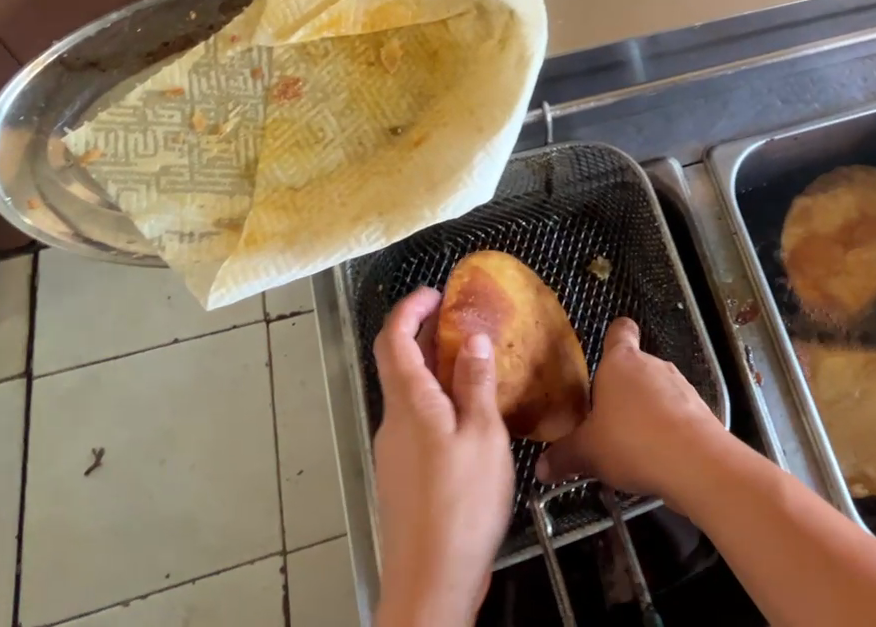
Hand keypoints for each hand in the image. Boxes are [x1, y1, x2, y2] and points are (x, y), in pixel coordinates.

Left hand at [371, 288, 513, 626]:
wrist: (431, 581)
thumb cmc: (462, 504)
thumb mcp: (483, 437)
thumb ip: (476, 385)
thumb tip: (473, 339)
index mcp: (410, 405)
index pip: (392, 340)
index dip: (409, 309)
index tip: (435, 293)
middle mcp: (393, 422)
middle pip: (399, 364)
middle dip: (428, 335)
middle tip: (466, 323)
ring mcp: (394, 451)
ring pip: (410, 394)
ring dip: (437, 370)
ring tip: (478, 366)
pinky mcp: (403, 475)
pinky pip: (417, 421)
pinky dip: (439, 401)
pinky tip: (472, 416)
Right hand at [535, 318, 725, 504]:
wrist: (695, 461)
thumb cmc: (632, 441)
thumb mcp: (587, 453)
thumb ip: (563, 456)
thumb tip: (541, 468)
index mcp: (620, 362)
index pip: (620, 331)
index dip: (614, 336)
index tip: (606, 350)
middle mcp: (652, 364)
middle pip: (635, 368)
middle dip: (621, 392)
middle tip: (604, 422)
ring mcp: (680, 385)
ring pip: (656, 391)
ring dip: (644, 412)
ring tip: (629, 446)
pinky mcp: (699, 409)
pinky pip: (675, 413)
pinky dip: (666, 429)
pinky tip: (655, 456)